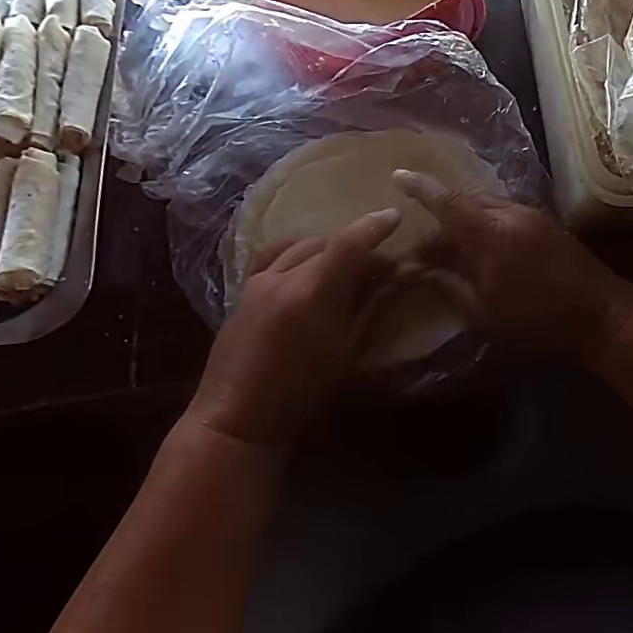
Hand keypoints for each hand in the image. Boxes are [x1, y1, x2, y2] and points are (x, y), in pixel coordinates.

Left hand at [191, 208, 403, 445]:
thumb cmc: (298, 394)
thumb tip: (389, 282)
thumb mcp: (343, 354)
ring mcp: (258, 281)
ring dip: (324, 247)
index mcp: (311, 292)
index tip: (394, 217)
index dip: (373, 228)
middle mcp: (282, 276)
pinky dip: (293, 252)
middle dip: (353, 246)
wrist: (238, 415)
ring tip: (343, 263)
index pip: (347, 245)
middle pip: (324, 244)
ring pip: (297, 246)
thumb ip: (366, 311)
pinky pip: (271, 256)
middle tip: (377, 265)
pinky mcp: (243, 291)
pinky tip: (303, 262)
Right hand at [393, 169, 632, 356]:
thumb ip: (451, 284)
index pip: (447, 202)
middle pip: (464, 202)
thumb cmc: (538, 319)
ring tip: (449, 249)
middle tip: (423, 247)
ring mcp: (530, 215)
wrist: (601, 314)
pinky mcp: (543, 222)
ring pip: (483, 205)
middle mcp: (509, 214)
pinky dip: (482, 223)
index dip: (421, 188)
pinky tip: (479, 247)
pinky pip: (501, 212)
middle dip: (439, 217)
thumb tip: (424, 270)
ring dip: (462, 221)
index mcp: (490, 235)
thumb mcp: (484, 311)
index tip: (398, 175)